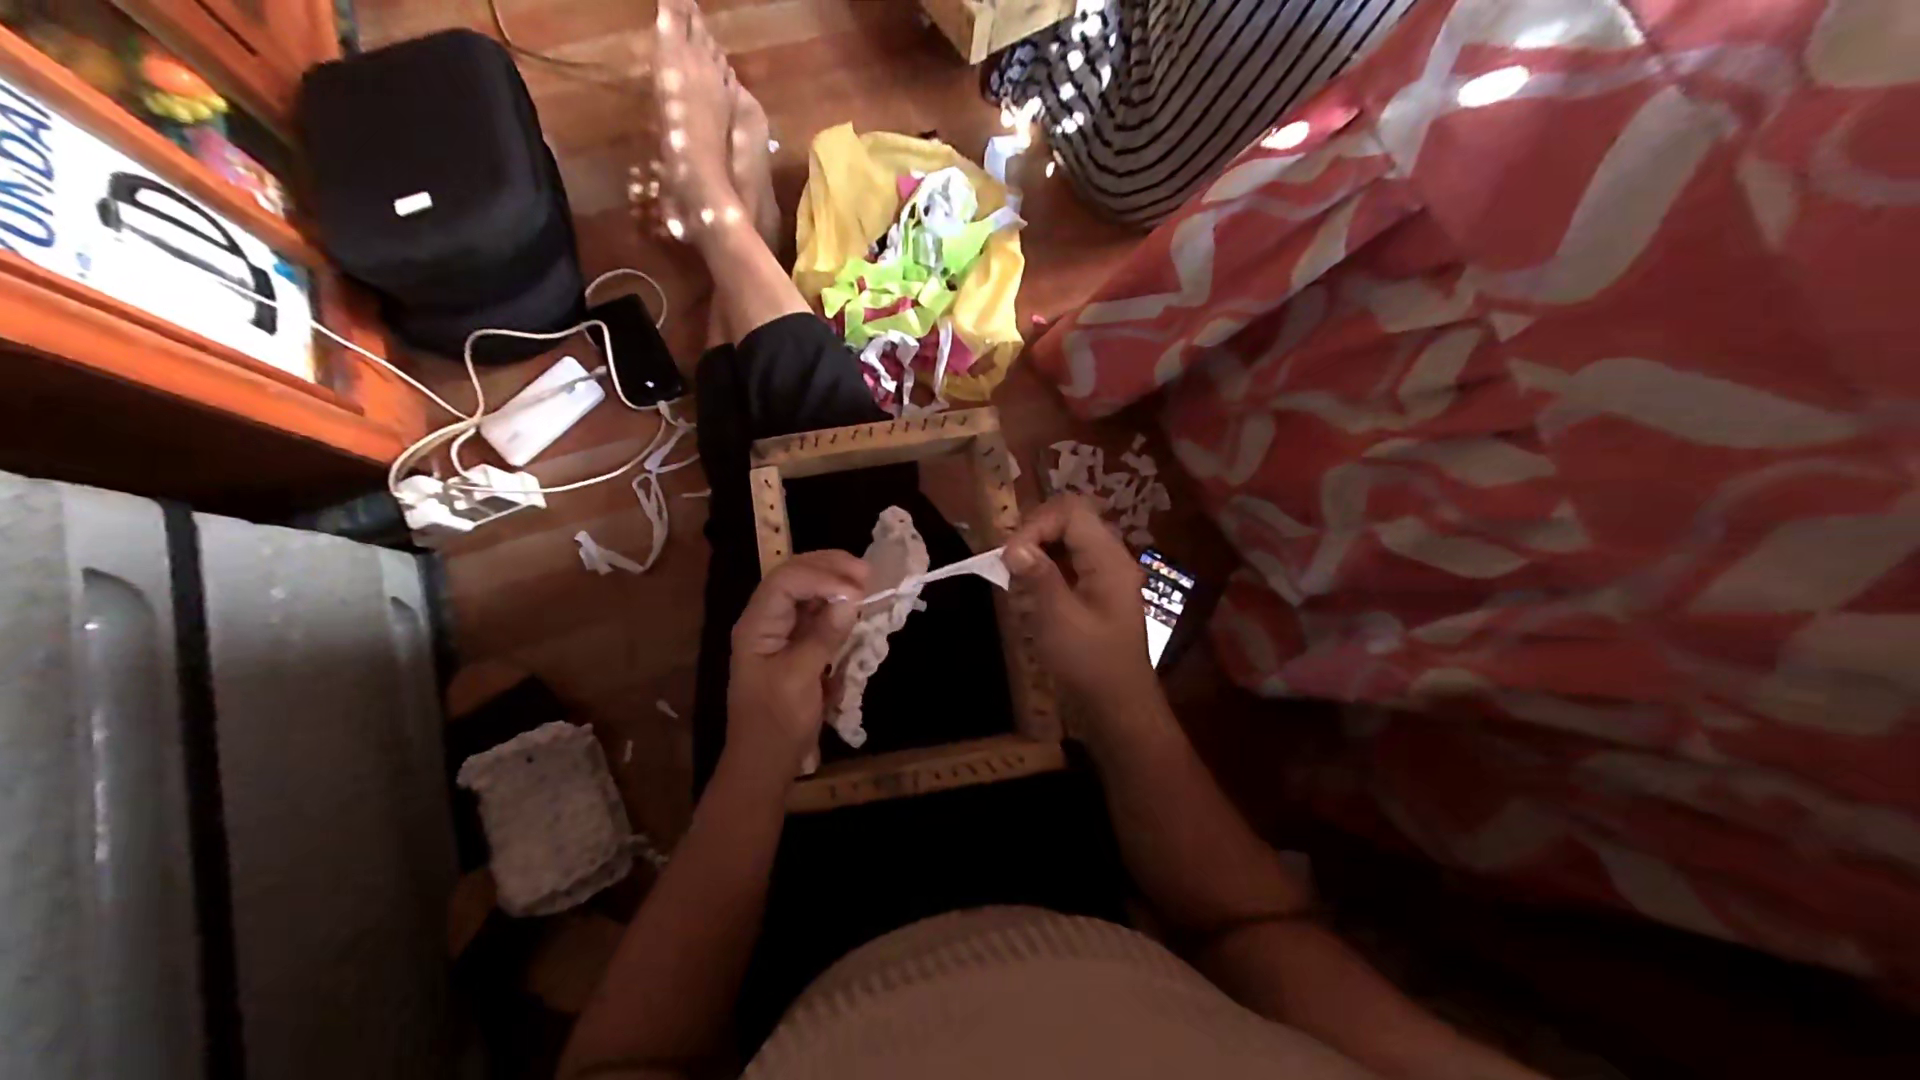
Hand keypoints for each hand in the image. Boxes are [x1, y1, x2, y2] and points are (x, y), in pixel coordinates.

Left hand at [727, 551, 867, 773]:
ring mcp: (781, 630)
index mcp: (756, 625)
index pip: (786, 581)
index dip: (823, 576)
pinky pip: (817, 611)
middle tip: (867, 574)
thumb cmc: (776, 723)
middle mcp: (766, 619)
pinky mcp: (797, 643)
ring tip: (866, 582)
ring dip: (836, 580)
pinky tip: (857, 604)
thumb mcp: (799, 680)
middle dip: (830, 568)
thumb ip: (823, 637)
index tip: (858, 589)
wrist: (764, 762)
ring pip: (807, 588)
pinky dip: (838, 603)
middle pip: (795, 575)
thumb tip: (851, 599)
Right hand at [1003, 496, 1157, 712]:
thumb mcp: (1059, 619)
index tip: (1011, 555)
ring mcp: (1105, 572)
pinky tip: (1030, 589)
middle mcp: (1111, 557)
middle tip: (1010, 562)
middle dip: (1035, 533)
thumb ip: (1038, 577)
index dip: (1036, 524)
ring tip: (1016, 575)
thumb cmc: (1090, 661)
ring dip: (1038, 549)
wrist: (1118, 702)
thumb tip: (1013, 546)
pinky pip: (1069, 560)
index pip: (1071, 512)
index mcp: (1109, 559)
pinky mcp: (1097, 588)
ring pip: (1068, 538)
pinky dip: (1046, 566)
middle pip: (1071, 519)